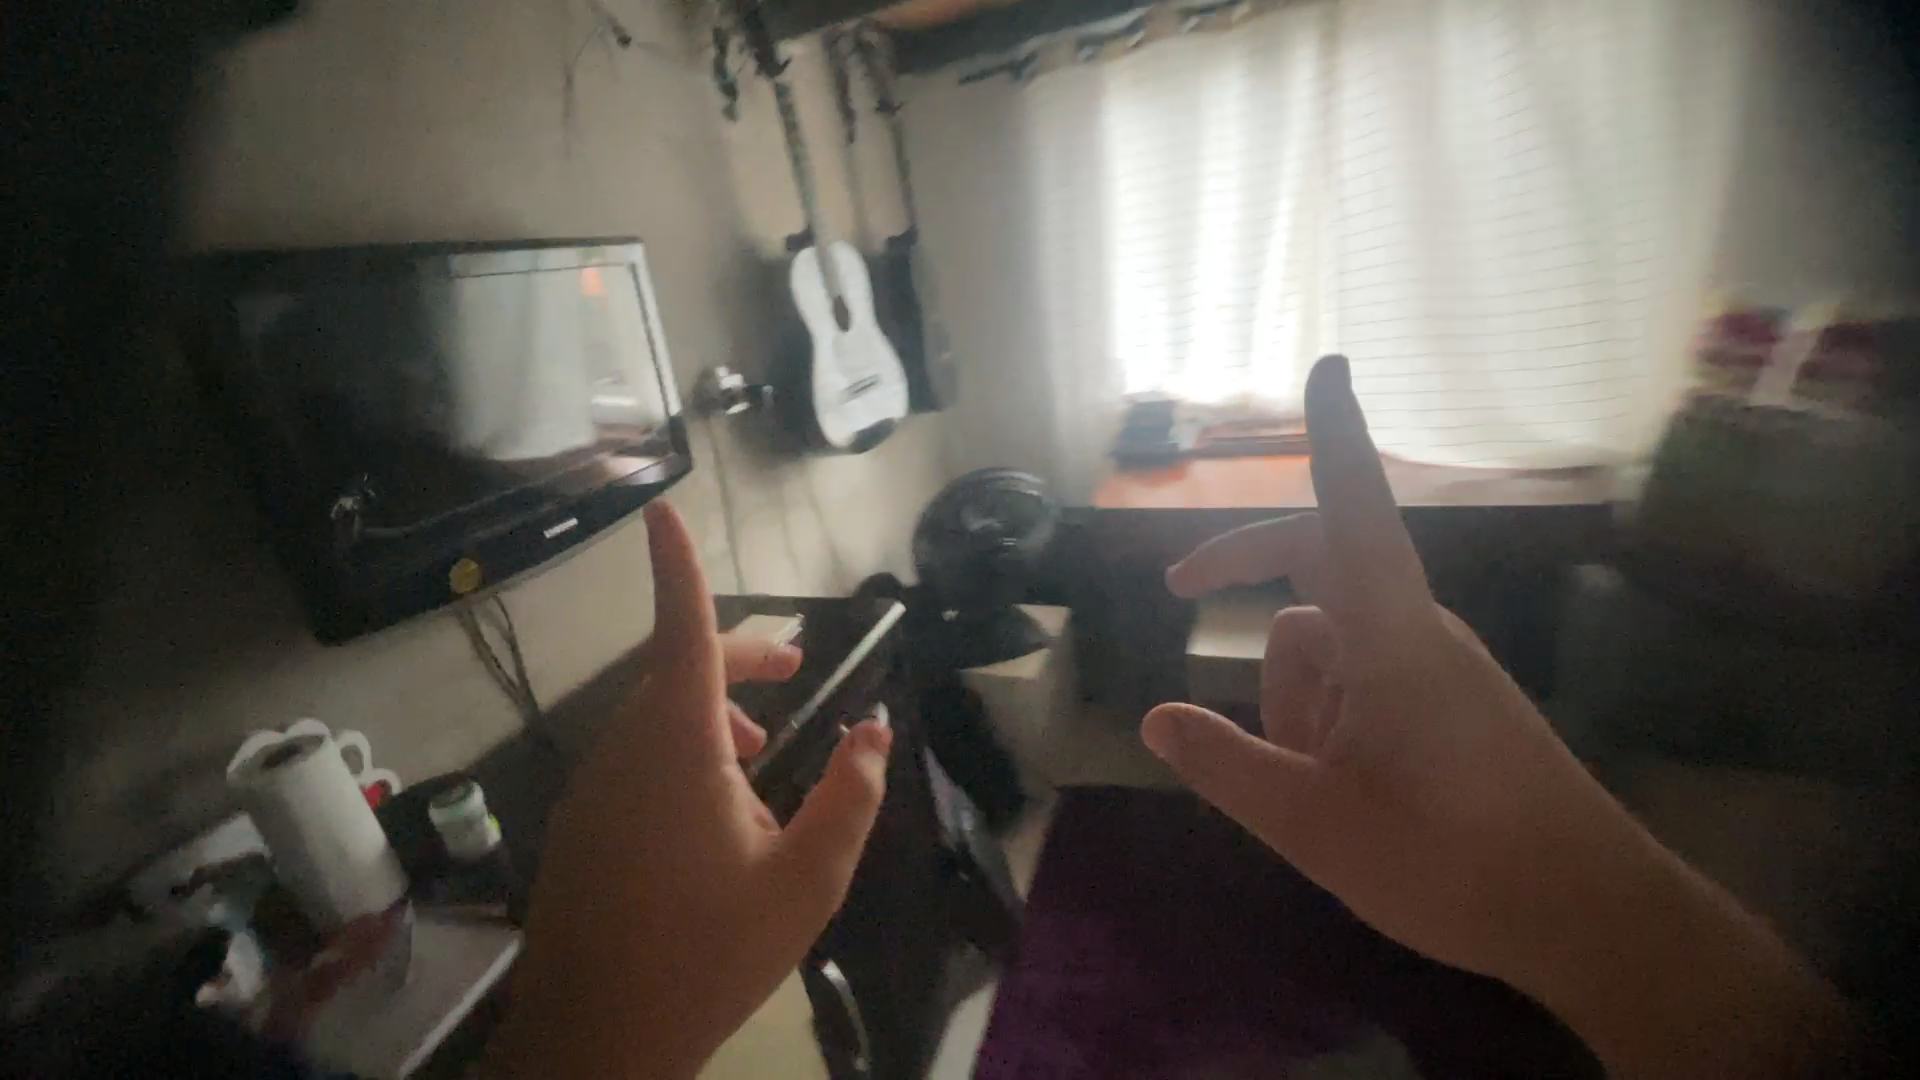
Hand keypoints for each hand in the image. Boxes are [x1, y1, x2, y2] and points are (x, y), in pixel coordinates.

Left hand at [485, 503, 891, 1078]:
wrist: (592, 1047)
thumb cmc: (708, 953)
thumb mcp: (808, 878)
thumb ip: (851, 793)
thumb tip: (873, 729)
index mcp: (679, 746)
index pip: (683, 631)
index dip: (676, 567)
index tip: (665, 512)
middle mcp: (627, 749)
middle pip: (680, 668)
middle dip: (741, 656)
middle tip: (796, 667)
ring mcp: (595, 785)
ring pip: (659, 713)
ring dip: (716, 709)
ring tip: (764, 750)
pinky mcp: (583, 821)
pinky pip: (638, 753)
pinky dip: (685, 748)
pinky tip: (718, 806)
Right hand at [1147, 355, 1848, 1077]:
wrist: (1593, 924)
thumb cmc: (1453, 864)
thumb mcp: (1310, 825)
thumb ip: (1222, 765)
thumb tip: (1153, 716)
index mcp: (1390, 640)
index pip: (1351, 514)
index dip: (1335, 437)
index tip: (1328, 367)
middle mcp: (1413, 630)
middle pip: (1312, 561)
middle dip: (1242, 569)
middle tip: (1178, 590)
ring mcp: (1431, 661)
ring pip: (1324, 638)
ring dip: (1287, 690)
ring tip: (1303, 778)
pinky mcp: (1443, 695)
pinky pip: (1355, 671)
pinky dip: (1319, 709)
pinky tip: (1331, 778)